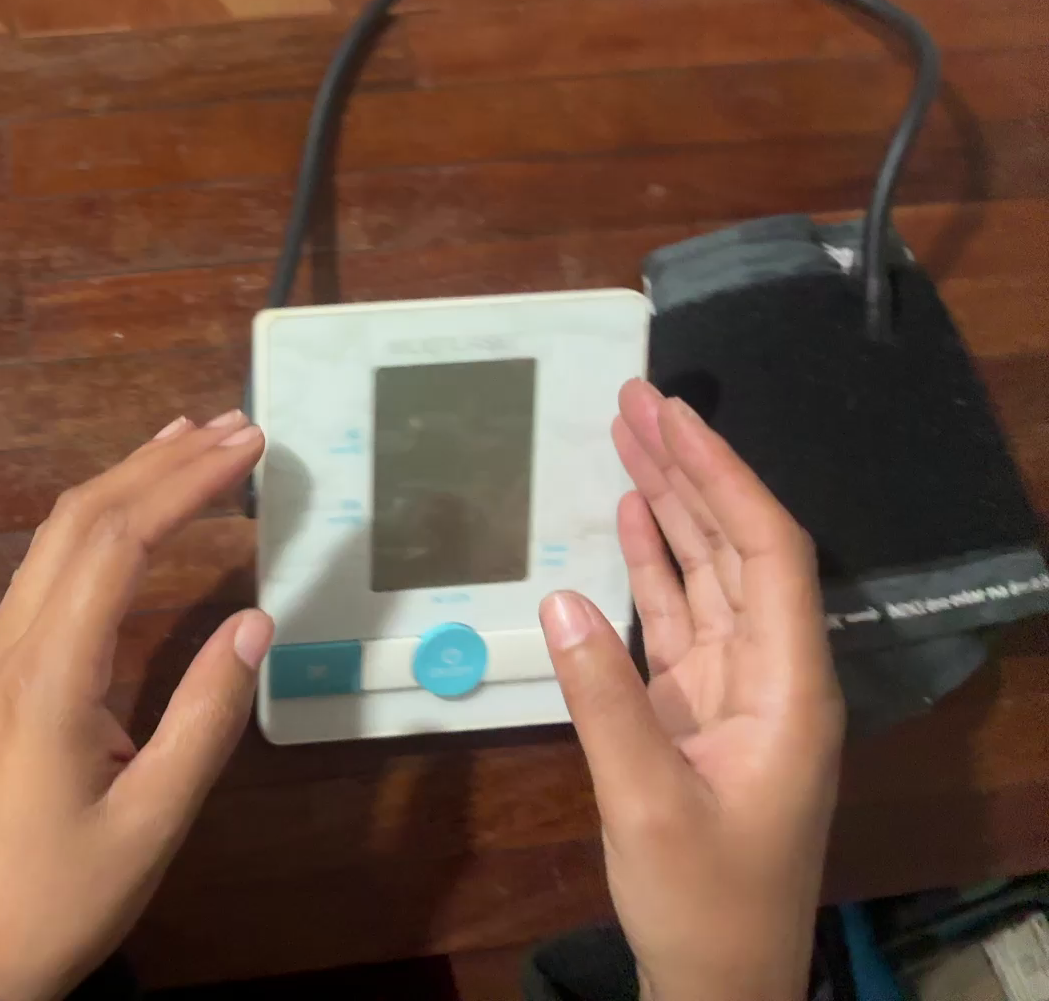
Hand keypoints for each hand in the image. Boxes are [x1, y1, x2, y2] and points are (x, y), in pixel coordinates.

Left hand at [0, 411, 273, 1000]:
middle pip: (82, 518)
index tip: (244, 446)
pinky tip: (130, 509)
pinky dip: (97, 519)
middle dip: (159, 462)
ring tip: (187, 440)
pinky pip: (47, 564)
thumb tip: (254, 620)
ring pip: (58, 532)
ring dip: (125, 479)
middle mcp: (11, 639)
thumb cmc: (64, 891)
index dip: (183, 483)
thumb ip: (207, 714)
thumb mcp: (154, 819)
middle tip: (231, 427)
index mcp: (48, 675)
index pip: (118, 542)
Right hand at [540, 380, 844, 1000]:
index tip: (672, 420)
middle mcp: (768, 668)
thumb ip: (605, 698)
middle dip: (694, 469)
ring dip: (671, 503)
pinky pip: (672, 610)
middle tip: (640, 401)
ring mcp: (726, 681)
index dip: (723, 481)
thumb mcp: (648, 801)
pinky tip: (634, 518)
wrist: (717, 966)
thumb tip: (560, 601)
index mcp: (786, 686)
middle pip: (736, 547)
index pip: (765, 555)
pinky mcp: (687, 696)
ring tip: (630, 438)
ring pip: (703, 570)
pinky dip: (652, 558)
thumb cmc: (701, 893)